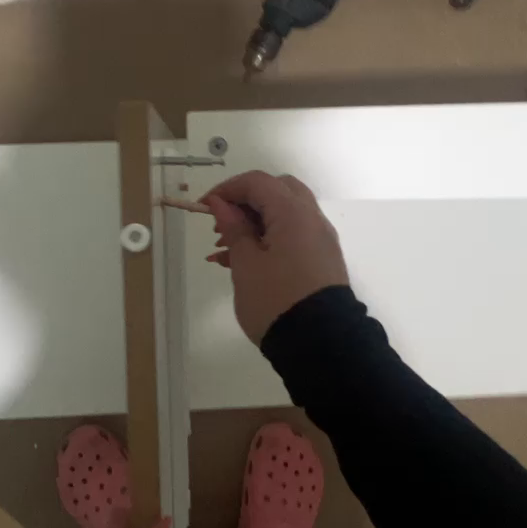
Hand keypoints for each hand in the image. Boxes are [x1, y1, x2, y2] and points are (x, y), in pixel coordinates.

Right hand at [201, 171, 349, 343]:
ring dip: (255, 223)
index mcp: (293, 213)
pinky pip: (293, 236)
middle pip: (276, 191)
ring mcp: (321, 239)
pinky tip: (244, 263)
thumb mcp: (246, 264)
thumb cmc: (276, 301)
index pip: (257, 182)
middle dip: (245, 202)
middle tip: (221, 224)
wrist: (321, 344)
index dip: (227, 189)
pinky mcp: (322, 259)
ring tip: (224, 251)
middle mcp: (312, 219)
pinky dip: (269, 239)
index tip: (203, 208)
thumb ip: (234, 228)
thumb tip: (222, 204)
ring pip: (285, 214)